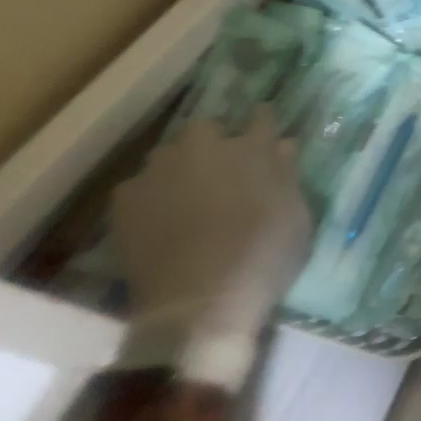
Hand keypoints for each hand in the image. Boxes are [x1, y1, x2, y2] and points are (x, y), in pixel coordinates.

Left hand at [111, 106, 311, 388]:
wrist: (199, 302)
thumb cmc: (264, 257)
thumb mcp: (296, 217)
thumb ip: (286, 176)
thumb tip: (281, 144)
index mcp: (251, 150)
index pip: (260, 118)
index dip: (263, 120)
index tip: (265, 124)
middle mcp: (202, 149)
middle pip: (206, 129)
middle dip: (214, 142)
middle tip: (225, 170)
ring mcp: (158, 171)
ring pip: (169, 156)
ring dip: (181, 167)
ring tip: (189, 196)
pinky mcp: (125, 198)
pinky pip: (142, 185)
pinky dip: (154, 195)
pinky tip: (163, 219)